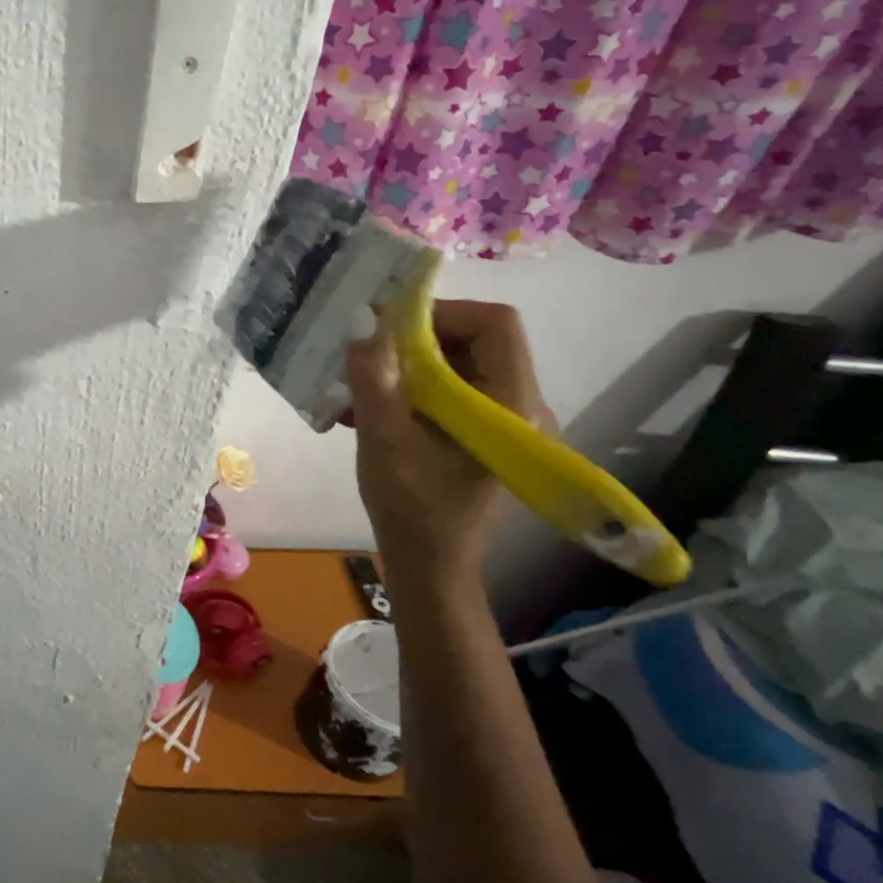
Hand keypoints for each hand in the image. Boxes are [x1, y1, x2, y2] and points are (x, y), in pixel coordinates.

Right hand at [346, 300, 552, 583]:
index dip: (442, 313)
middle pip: (477, 340)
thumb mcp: (384, 441)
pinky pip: (454, 391)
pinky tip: (371, 406)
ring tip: (361, 382)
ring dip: (409, 365)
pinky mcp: (486, 436)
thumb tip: (363, 321)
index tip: (389, 328)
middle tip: (367, 354)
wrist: (430, 568)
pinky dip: (414, 388)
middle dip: (417, 339)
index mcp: (511, 404)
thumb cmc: (413, 508)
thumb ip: (376, 379)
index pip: (496, 323)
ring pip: (461, 364)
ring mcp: (505, 422)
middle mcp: (522, 405)